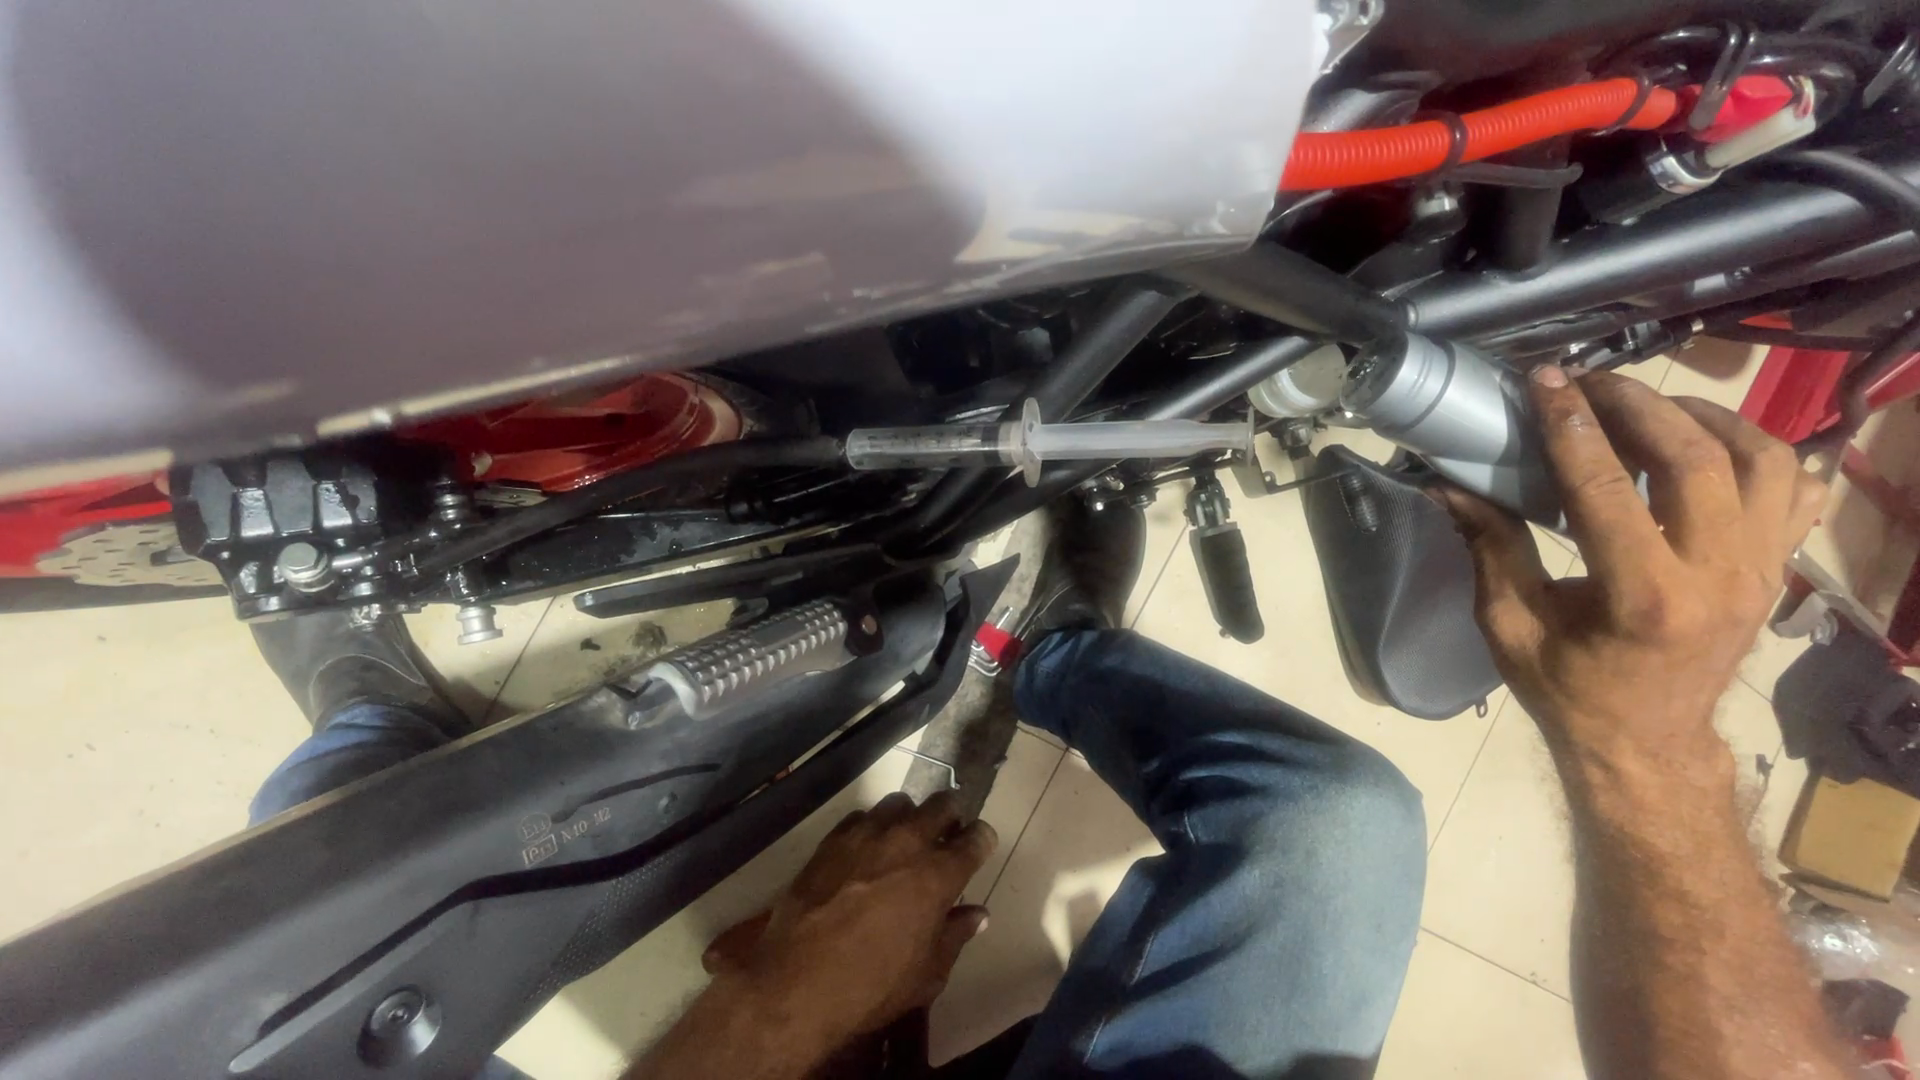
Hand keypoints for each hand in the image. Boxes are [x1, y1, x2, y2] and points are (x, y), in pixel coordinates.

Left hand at [706, 790, 995, 1045]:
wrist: (797, 983)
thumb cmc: (872, 987)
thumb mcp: (927, 974)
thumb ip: (955, 935)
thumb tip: (977, 915)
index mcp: (939, 874)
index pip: (977, 837)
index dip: (982, 841)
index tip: (978, 848)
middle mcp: (908, 842)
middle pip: (942, 804)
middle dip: (951, 816)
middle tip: (945, 837)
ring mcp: (867, 835)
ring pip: (900, 803)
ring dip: (909, 818)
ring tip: (903, 841)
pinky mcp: (833, 838)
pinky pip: (861, 817)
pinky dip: (871, 828)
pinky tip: (865, 851)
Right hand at [1440, 367, 1824, 770]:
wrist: (1646, 742)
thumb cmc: (1567, 688)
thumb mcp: (1510, 624)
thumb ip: (1490, 547)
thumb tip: (1449, 486)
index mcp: (1642, 598)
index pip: (1605, 488)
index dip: (1570, 427)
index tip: (1547, 382)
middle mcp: (1719, 577)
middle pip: (1697, 458)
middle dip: (1638, 405)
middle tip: (1590, 383)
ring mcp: (1763, 571)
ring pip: (1762, 460)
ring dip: (1703, 418)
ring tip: (1647, 406)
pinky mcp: (1777, 569)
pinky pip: (1794, 490)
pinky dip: (1759, 450)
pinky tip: (1710, 441)